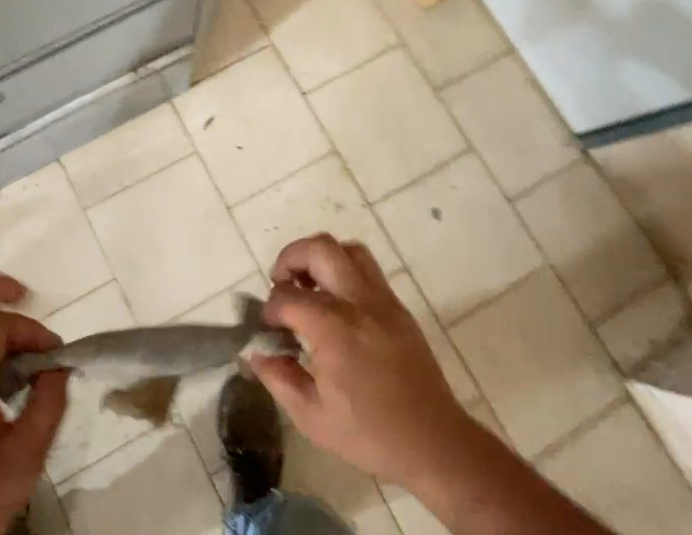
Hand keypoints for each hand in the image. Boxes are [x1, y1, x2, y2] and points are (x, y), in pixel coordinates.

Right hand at [250, 234, 490, 493]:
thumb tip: (257, 352)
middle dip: (291, 258)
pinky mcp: (399, 309)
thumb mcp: (312, 417)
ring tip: (309, 286)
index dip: (269, 310)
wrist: (433, 441)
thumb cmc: (370, 434)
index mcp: (334, 329)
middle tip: (281, 284)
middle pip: (321, 248)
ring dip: (322, 259)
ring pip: (350, 250)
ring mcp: (383, 302)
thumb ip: (279, 378)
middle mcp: (359, 303)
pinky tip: (337, 306)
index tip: (269, 330)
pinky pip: (368, 271)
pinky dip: (345, 273)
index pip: (287, 297)